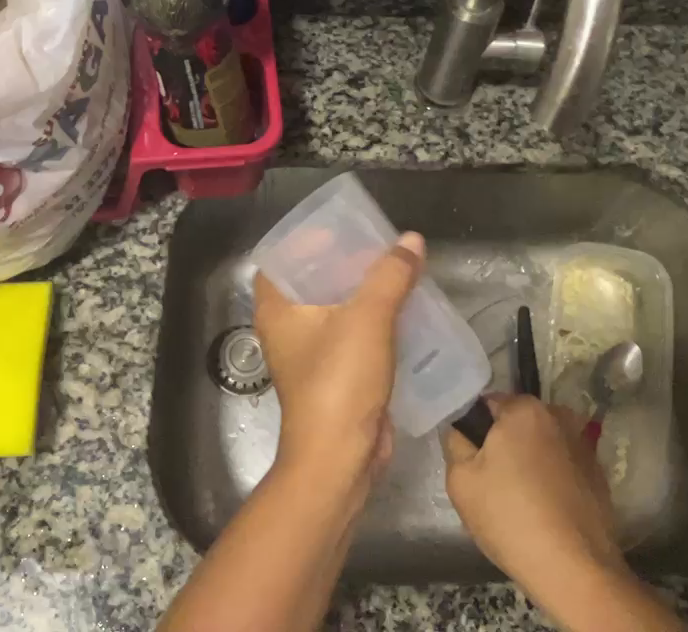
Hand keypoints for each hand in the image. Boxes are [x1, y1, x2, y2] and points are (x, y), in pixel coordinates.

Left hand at [254, 232, 423, 485]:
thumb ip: (390, 275)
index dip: (308, 240)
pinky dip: (371, 322)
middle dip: (344, 264)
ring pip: (334, 311)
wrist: (340, 458)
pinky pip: (350, 337)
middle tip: (377, 247)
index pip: (281, 259)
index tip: (342, 229)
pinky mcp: (333, 377)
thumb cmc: (338, 381)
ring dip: (361, 293)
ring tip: (394, 273)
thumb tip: (411, 241)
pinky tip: (401, 312)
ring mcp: (308, 355)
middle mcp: (286, 328)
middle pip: (311, 282)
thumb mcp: (368, 319)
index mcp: (276, 309)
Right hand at [440, 394, 621, 585]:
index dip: (475, 432)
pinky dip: (552, 481)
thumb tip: (462, 433)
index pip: (488, 404)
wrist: (575, 569)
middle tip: (493, 484)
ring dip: (531, 462)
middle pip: (518, 423)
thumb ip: (455, 444)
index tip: (472, 462)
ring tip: (521, 502)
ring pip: (542, 446)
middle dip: (505, 445)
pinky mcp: (599, 476)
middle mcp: (560, 417)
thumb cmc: (511, 517)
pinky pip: (563, 468)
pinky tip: (545, 513)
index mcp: (525, 409)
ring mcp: (584, 446)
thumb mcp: (461, 480)